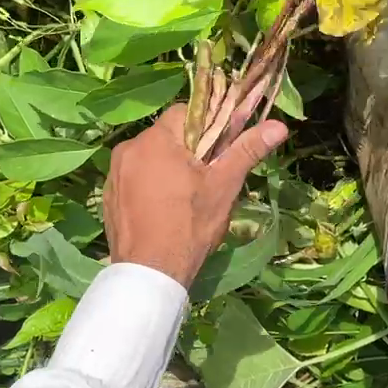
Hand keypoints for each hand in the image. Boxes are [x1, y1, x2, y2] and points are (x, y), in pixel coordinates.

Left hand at [104, 105, 287, 289]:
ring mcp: (114, 173)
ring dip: (169, 168)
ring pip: (150, 157)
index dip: (209, 125)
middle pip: (168, 136)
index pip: (186, 112)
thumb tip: (279, 126)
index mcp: (156, 140)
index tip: (221, 149)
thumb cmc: (190, 226)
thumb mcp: (223, 187)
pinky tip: (163, 210)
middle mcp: (128, 149)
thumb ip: (247, 151)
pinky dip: (150, 185)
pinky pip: (134, 178)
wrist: (150, 274)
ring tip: (186, 197)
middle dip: (189, 150)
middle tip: (207, 178)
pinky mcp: (108, 195)